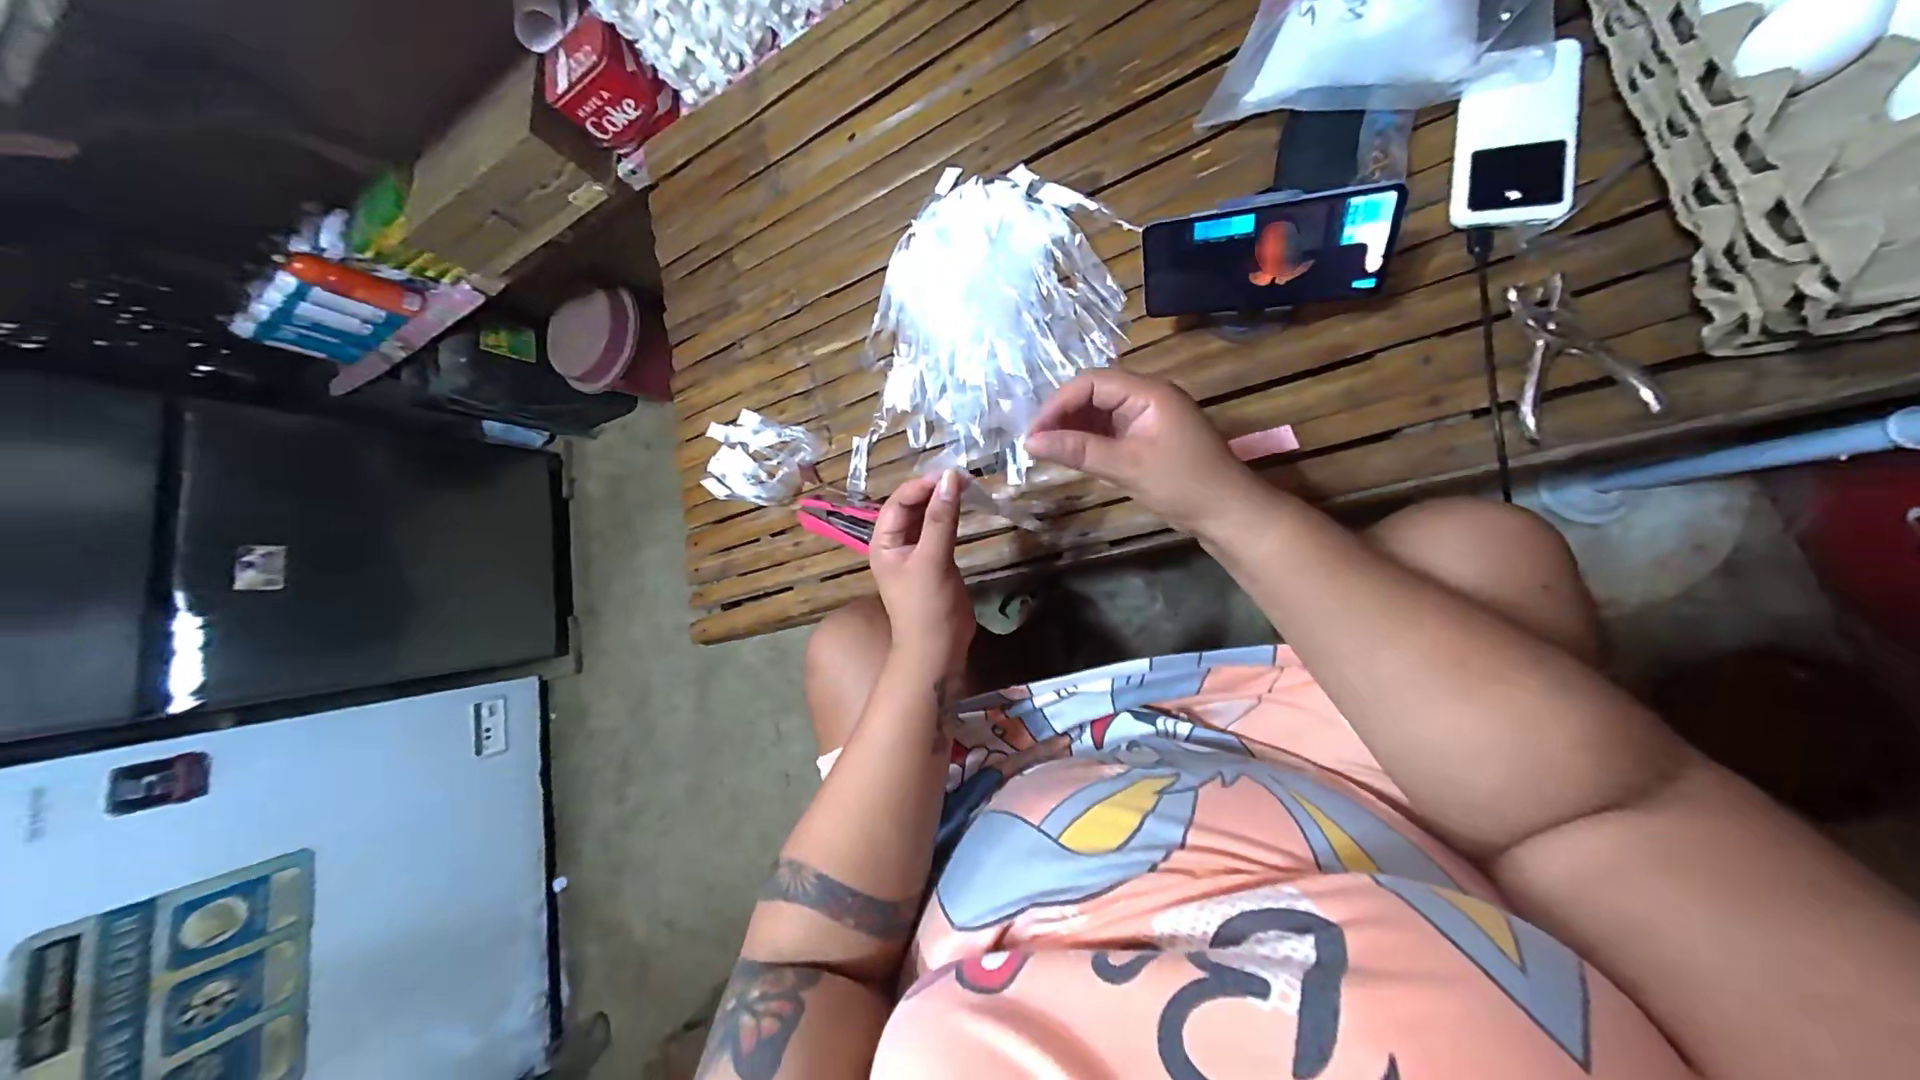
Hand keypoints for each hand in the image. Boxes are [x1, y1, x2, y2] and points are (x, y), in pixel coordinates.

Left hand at [869, 469, 974, 674]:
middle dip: (934, 490)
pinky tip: (966, 506)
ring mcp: (918, 553)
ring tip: (968, 485)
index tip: (950, 473)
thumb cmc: (926, 607)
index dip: (922, 485)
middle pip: (913, 506)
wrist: (938, 651)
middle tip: (963, 476)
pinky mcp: (937, 561)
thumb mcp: (932, 560)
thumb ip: (941, 518)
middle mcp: (897, 544)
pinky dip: (952, 517)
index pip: (899, 501)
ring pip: (928, 517)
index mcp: (884, 542)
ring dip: (944, 501)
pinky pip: (941, 531)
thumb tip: (950, 477)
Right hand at [1025, 370, 1263, 535]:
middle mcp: (1147, 397)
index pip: (1090, 382)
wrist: (1230, 514)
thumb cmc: (1183, 486)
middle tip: (1036, 443)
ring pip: (1100, 413)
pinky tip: (1073, 456)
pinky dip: (1089, 441)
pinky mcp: (1148, 438)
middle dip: (1062, 415)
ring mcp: (1148, 418)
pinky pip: (1110, 431)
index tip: (1034, 433)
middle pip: (1094, 393)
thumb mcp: (1126, 467)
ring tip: (1048, 451)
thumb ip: (1078, 451)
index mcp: (1148, 392)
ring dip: (1073, 428)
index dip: (1057, 404)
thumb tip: (1031, 442)